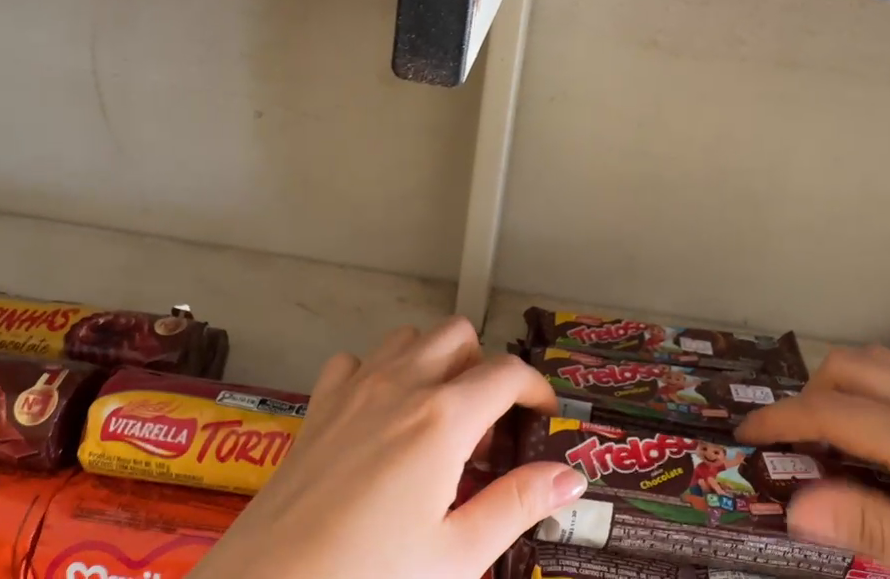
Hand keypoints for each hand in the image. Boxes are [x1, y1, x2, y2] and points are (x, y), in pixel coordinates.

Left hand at [196, 318, 587, 578]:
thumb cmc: (368, 576)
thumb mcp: (457, 554)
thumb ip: (517, 503)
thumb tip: (571, 477)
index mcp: (443, 417)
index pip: (507, 372)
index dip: (535, 388)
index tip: (542, 416)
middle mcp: (401, 383)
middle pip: (458, 334)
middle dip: (482, 367)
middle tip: (485, 426)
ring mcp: (354, 387)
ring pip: (409, 336)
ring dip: (433, 361)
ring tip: (437, 420)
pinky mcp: (318, 405)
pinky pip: (356, 360)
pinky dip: (377, 372)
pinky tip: (379, 417)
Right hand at [737, 346, 889, 578]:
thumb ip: (877, 531)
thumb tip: (794, 502)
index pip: (834, 413)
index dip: (782, 419)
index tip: (746, 435)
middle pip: (851, 367)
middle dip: (807, 397)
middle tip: (792, 451)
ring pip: (880, 364)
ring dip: (841, 389)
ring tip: (830, 446)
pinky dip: (874, 392)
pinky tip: (884, 445)